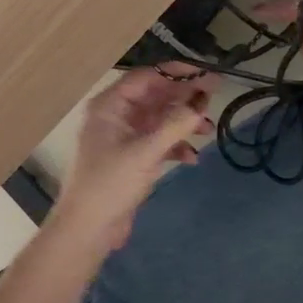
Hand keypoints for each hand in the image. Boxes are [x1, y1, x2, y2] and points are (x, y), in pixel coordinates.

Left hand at [55, 65, 215, 248]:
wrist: (88, 228)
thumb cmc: (110, 184)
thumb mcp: (145, 152)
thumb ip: (175, 125)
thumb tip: (201, 103)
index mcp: (109, 105)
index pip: (146, 77)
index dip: (176, 73)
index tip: (205, 74)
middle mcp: (115, 116)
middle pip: (155, 96)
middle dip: (184, 98)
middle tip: (214, 98)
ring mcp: (124, 137)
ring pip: (159, 120)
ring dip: (183, 123)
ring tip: (208, 130)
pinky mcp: (132, 158)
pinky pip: (158, 142)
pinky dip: (175, 146)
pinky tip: (191, 157)